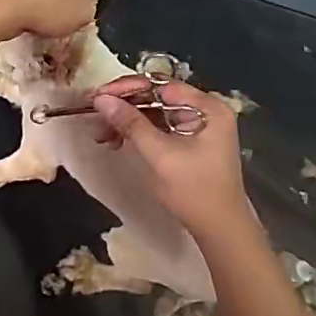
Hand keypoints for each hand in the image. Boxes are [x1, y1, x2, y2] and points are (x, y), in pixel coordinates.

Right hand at [93, 77, 256, 243]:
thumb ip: (131, 124)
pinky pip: (159, 127)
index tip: (98, 96)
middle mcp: (205, 109)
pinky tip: (116, 140)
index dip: (127, 88)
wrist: (220, 230)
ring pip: (154, 112)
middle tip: (94, 113)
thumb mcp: (160, 155)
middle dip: (124, 105)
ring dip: (127, 120)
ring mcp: (198, 125)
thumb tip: (101, 99)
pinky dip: (138, 132)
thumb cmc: (194, 191)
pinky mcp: (190, 141)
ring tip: (101, 133)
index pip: (160, 84)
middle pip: (156, 96)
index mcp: (207, 107)